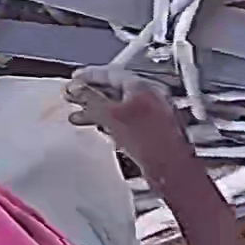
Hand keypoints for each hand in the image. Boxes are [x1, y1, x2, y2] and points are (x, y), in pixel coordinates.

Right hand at [64, 66, 193, 175]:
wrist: (172, 172)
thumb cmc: (148, 140)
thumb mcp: (108, 113)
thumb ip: (88, 97)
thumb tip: (73, 87)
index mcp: (144, 87)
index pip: (110, 73)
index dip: (87, 75)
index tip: (73, 79)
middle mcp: (152, 98)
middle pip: (114, 89)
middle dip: (90, 95)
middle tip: (73, 97)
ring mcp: (155, 115)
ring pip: (118, 106)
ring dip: (97, 110)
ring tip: (79, 116)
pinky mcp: (154, 132)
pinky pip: (125, 120)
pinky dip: (109, 121)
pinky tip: (99, 128)